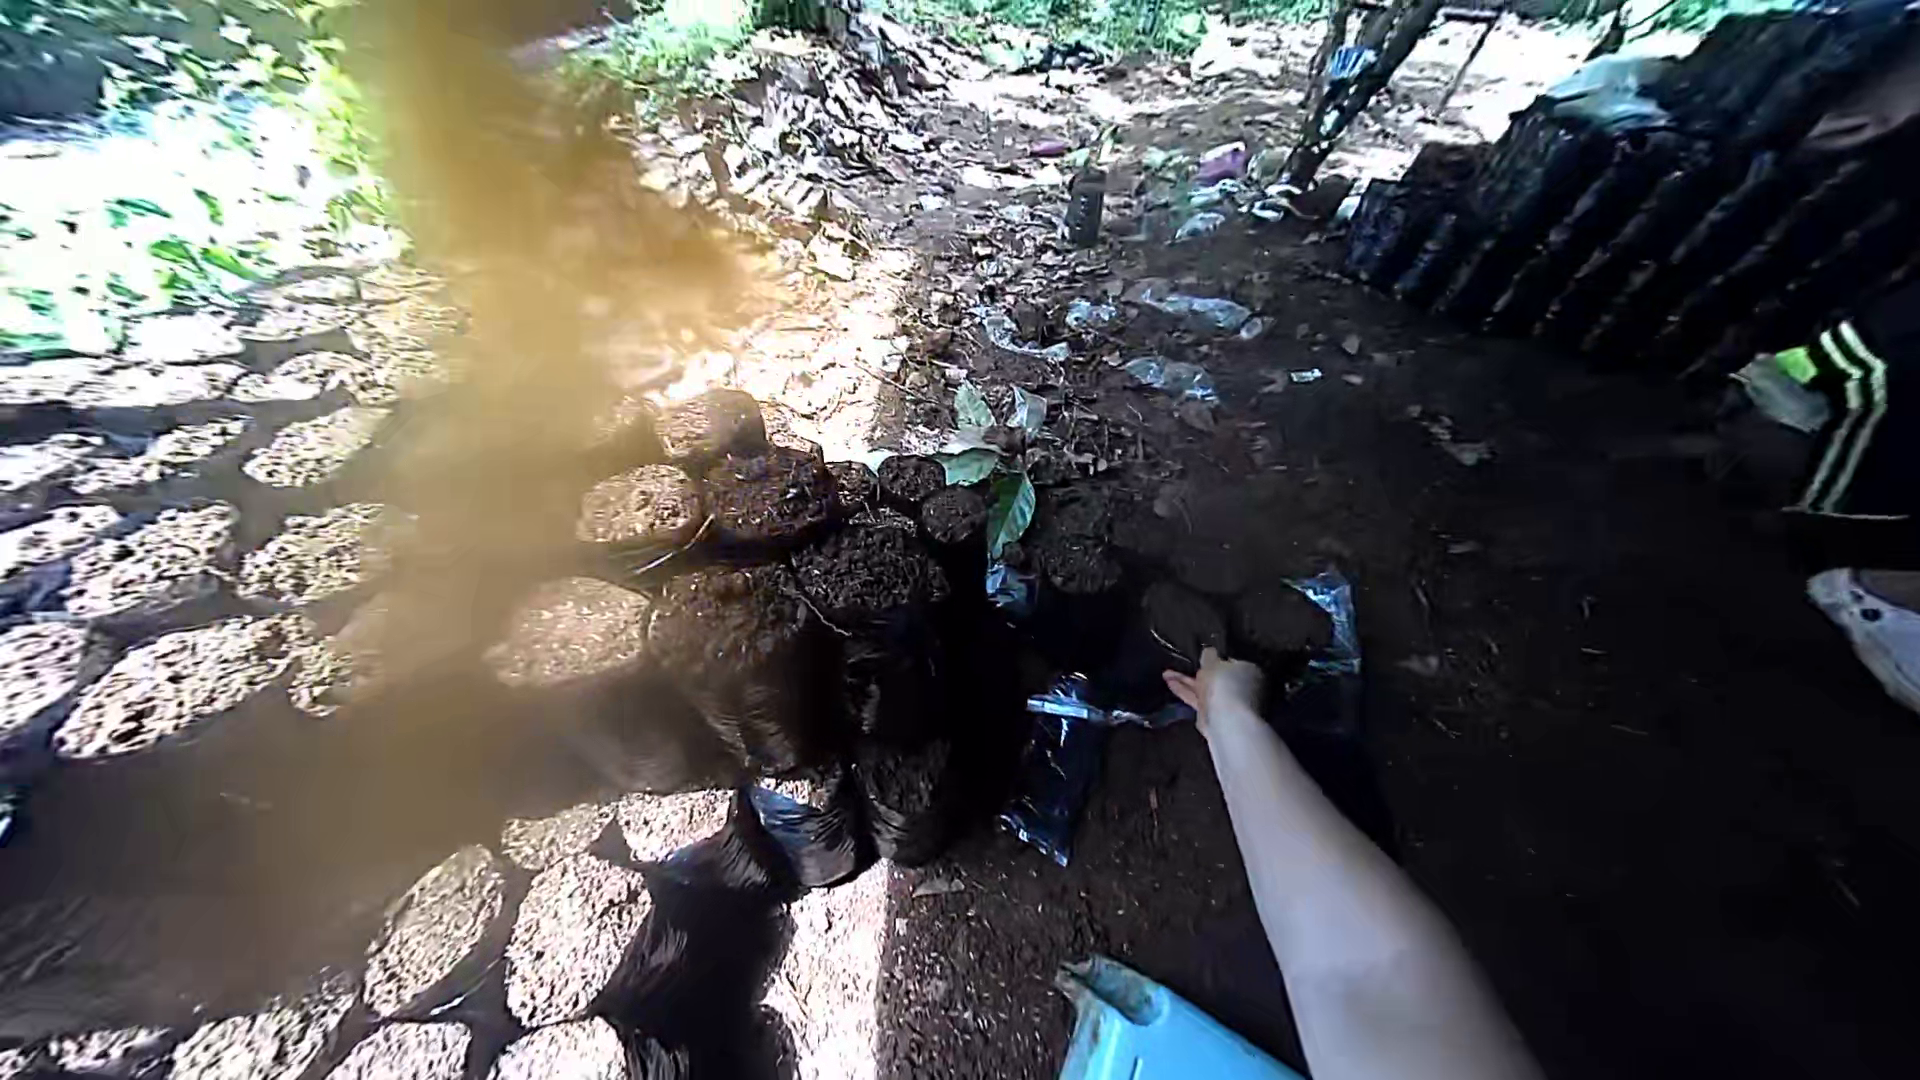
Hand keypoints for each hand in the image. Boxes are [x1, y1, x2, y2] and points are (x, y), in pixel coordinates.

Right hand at [1163, 647, 1263, 734]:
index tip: (1201, 654)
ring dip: (1184, 680)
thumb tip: (1209, 651)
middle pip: (1216, 676)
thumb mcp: (1213, 661)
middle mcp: (1240, 687)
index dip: (1215, 658)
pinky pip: (1196, 698)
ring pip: (1203, 688)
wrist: (1225, 719)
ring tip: (1165, 674)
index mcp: (1248, 671)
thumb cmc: (1224, 683)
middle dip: (1197, 670)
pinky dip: (1183, 691)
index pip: (1231, 661)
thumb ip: (1209, 655)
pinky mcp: (1212, 714)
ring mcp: (1226, 702)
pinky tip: (1170, 683)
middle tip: (1180, 662)